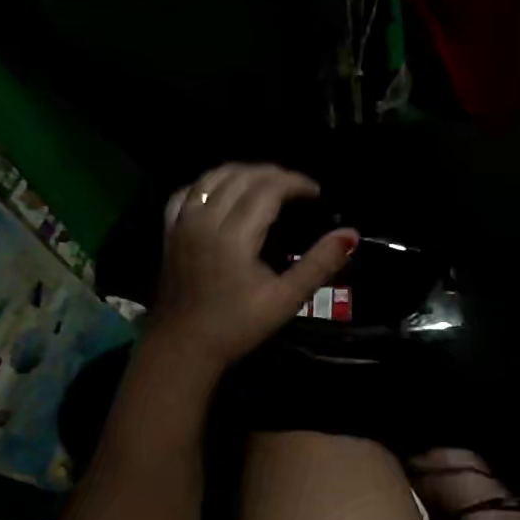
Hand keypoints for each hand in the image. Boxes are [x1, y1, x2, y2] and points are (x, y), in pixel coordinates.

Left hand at [150, 163, 358, 368]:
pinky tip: (221, 192)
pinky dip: (208, 184)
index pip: (268, 189)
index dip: (295, 183)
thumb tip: (350, 234)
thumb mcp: (285, 300)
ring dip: (242, 172)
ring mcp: (183, 223)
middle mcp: (206, 220)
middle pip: (241, 176)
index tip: (315, 192)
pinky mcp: (169, 232)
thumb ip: (319, 264)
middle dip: (273, 174)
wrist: (183, 347)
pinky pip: (186, 193)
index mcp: (234, 235)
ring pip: (212, 178)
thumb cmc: (237, 326)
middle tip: (297, 187)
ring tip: (266, 182)